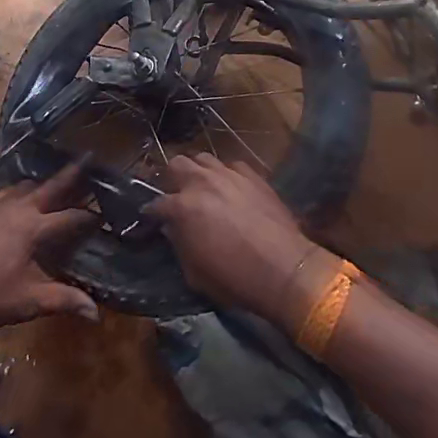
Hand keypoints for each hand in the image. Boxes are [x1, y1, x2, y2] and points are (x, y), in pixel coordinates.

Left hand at [0, 161, 100, 334]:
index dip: (88, 217)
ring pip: (23, 184)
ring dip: (40, 182)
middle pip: (48, 187)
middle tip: (85, 159)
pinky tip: (12, 192)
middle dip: (69, 175)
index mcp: (32, 228)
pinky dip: (14, 187)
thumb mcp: (28, 301)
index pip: (69, 217)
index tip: (104, 215)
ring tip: (52, 180)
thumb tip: (96, 312)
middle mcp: (16, 209)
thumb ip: (63, 300)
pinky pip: (1, 189)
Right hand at [143, 154, 316, 320]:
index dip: (152, 212)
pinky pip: (233, 166)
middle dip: (172, 178)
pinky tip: (231, 188)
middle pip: (176, 164)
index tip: (151, 217)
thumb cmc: (235, 279)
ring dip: (199, 171)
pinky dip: (227, 175)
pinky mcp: (254, 176)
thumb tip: (172, 230)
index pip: (157, 203)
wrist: (286, 271)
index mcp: (182, 207)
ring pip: (203, 158)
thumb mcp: (195, 273)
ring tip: (203, 187)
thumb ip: (178, 245)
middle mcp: (202, 183)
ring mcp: (229, 176)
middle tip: (177, 194)